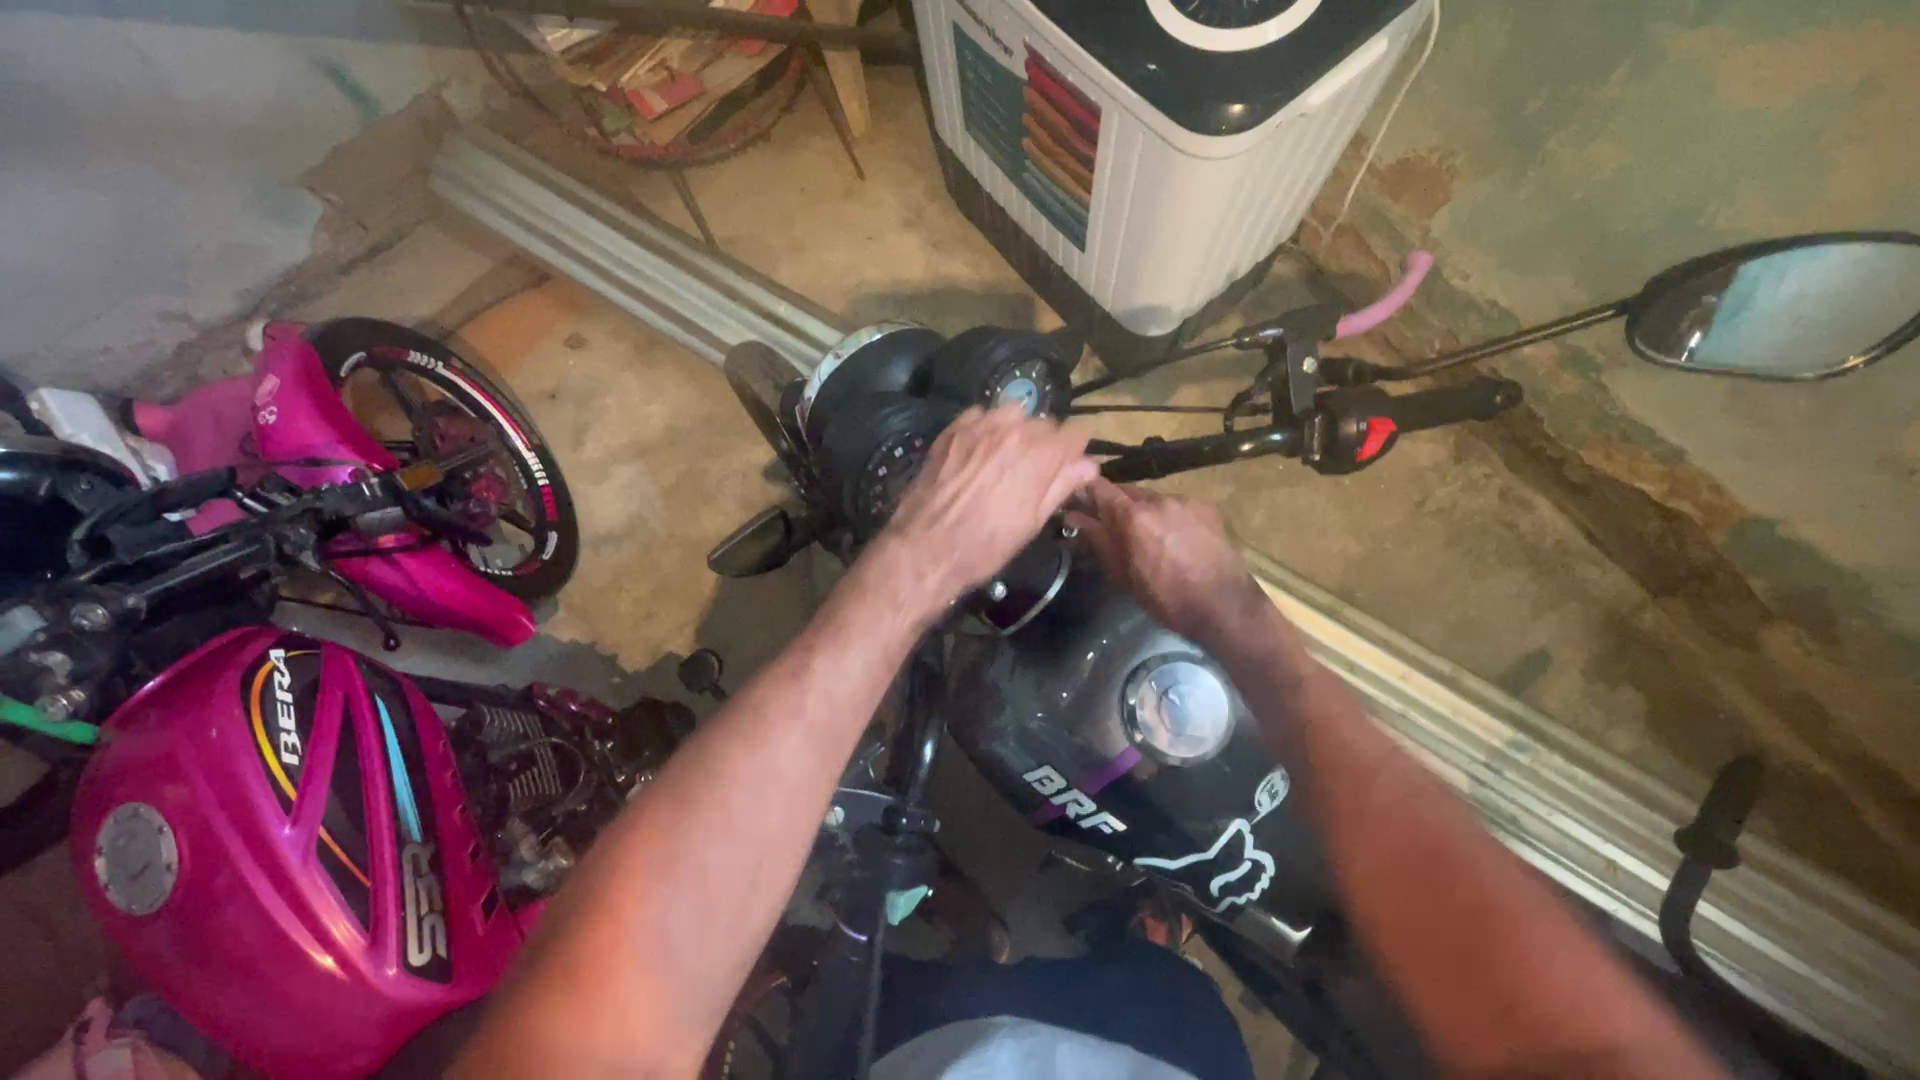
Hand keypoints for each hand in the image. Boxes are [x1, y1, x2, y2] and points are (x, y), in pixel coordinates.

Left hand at [878, 405, 1096, 609]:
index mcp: (1041, 455)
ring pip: (1013, 413)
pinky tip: (978, 451)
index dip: (1075, 450)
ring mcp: (980, 426)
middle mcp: (1014, 431)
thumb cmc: (985, 544)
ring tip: (1005, 457)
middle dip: (1045, 443)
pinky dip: (986, 427)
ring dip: (1016, 430)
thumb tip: (1089, 465)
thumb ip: (1062, 486)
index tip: (1068, 465)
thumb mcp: (1032, 522)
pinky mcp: (953, 429)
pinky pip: (980, 415)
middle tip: (1032, 472)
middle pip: (1045, 423)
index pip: (1076, 432)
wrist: (925, 547)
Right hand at [1066, 479, 1268, 643]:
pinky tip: (1177, 539)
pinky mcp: (1207, 507)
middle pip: (1128, 491)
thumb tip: (1075, 516)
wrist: (1223, 606)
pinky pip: (1178, 505)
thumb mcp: (1123, 575)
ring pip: (1154, 498)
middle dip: (1118, 506)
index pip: (1100, 488)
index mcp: (1133, 516)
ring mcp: (1186, 500)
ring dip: (1145, 511)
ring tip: (1150, 538)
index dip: (1088, 494)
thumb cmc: (1166, 598)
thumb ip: (1099, 540)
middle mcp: (1159, 499)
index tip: (1081, 505)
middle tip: (1116, 529)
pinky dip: (1170, 516)